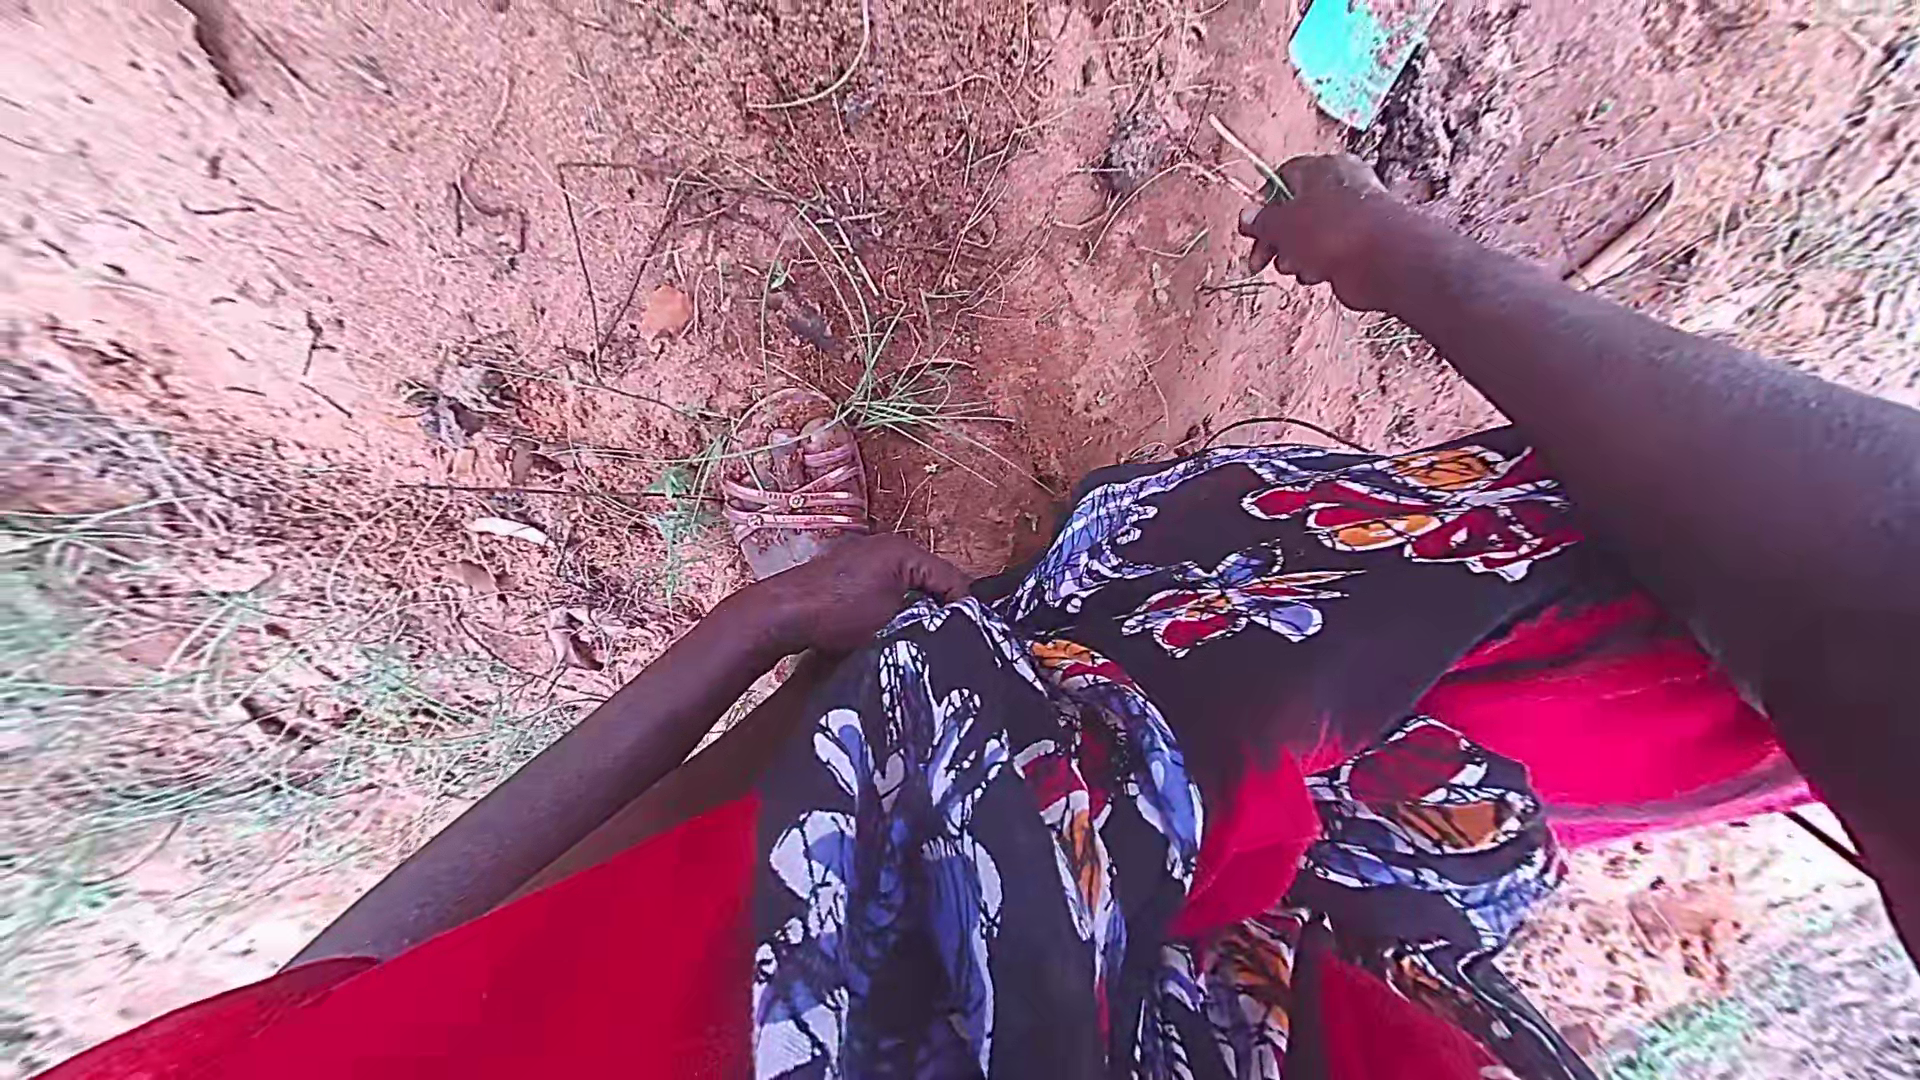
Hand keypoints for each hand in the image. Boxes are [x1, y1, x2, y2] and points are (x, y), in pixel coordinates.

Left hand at [730, 533, 970, 656]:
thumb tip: (944, 626)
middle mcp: (887, 545)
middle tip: (948, 637)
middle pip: (931, 578)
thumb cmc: (836, 612)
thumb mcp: (893, 620)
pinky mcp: (850, 570)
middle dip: (940, 607)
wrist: (783, 613)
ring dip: (917, 607)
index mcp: (904, 550)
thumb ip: (927, 617)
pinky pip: (887, 585)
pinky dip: (895, 603)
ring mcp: (866, 556)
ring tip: (922, 635)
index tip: (970, 636)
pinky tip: (892, 625)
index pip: (952, 578)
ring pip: (909, 583)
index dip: (963, 609)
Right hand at [1236, 154, 1412, 311]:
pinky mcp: (1355, 242)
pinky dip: (1313, 264)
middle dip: (1272, 240)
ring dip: (1292, 255)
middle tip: (1258, 263)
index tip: (1251, 229)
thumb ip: (1261, 221)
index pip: (1282, 178)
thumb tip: (1245, 216)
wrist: (1379, 258)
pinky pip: (1322, 252)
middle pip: (1291, 211)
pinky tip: (1316, 272)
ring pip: (1304, 236)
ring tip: (1295, 265)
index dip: (1262, 205)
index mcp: (1321, 169)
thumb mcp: (1282, 224)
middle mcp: (1337, 186)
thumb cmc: (1329, 231)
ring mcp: (1348, 215)